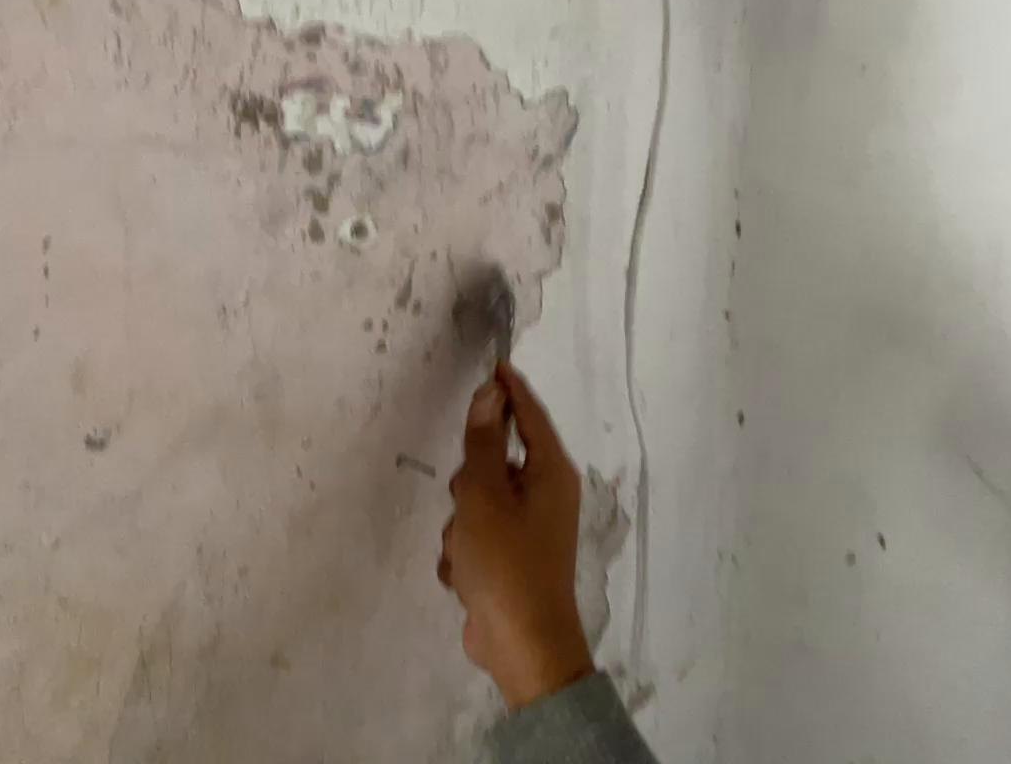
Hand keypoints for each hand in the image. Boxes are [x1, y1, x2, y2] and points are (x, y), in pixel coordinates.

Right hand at [437, 360, 593, 708]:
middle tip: (463, 498)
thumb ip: (483, 441)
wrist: (521, 647)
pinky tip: (464, 573)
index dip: (509, 388)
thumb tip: (490, 392)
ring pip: (478, 498)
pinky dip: (464, 549)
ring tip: (463, 548)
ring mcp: (528, 527)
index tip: (492, 362)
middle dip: (470, 477)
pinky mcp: (510, 556)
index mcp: (549, 472)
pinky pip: (476, 533)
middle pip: (496, 458)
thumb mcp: (485, 493)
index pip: (529, 414)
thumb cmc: (506, 561)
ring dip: (461, 521)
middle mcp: (545, 494)